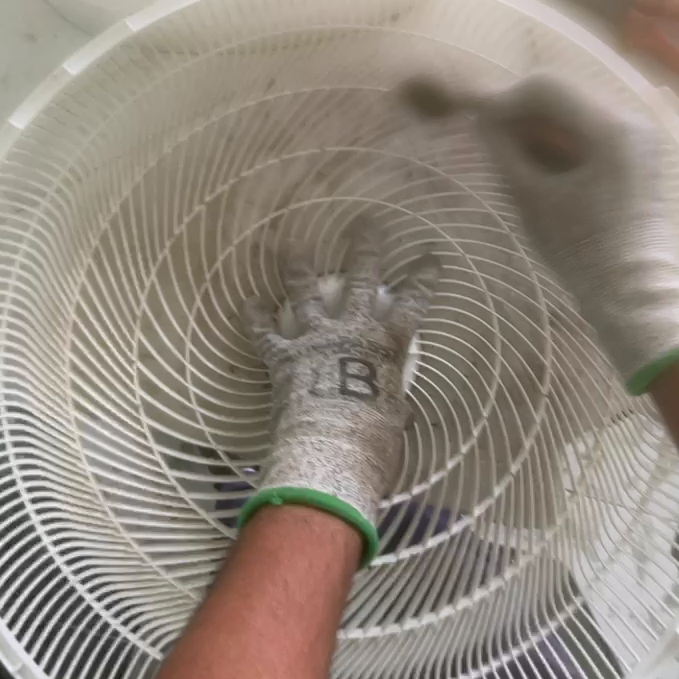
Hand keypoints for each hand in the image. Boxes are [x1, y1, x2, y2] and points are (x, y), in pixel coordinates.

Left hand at [239, 221, 438, 565]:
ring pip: (307, 293)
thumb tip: (401, 411)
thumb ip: (395, 406)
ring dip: (299, 269)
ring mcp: (317, 339)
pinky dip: (255, 318)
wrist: (331, 454)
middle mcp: (353, 330)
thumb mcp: (395, 422)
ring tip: (293, 248)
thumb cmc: (374, 444)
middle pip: (360, 279)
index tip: (432, 257)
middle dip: (364, 249)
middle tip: (364, 224)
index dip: (424, 279)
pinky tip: (247, 302)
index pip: (414, 303)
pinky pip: (265, 333)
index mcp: (389, 344)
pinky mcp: (284, 356)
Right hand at [405, 72, 678, 392]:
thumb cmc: (582, 250)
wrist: (634, 293)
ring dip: (536, 119)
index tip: (472, 118)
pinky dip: (557, 134)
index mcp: (610, 128)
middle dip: (519, 106)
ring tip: (503, 142)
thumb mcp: (533, 198)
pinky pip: (587, 127)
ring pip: (573, 107)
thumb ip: (505, 151)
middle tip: (484, 129)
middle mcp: (630, 119)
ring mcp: (636, 135)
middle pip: (562, 91)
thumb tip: (481, 120)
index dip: (503, 98)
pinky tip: (532, 153)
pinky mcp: (634, 153)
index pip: (546, 88)